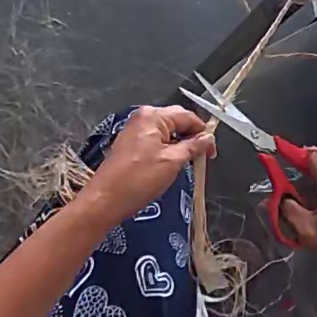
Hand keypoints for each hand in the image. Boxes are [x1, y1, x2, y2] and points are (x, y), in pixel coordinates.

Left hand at [79, 107, 214, 225]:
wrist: (104, 200)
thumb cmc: (138, 179)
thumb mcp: (172, 162)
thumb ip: (193, 147)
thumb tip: (208, 139)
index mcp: (153, 116)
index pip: (188, 117)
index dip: (203, 133)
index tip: (212, 152)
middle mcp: (143, 117)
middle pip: (177, 121)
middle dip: (192, 137)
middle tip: (203, 157)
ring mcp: (135, 130)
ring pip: (167, 132)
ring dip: (180, 144)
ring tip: (188, 163)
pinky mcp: (131, 143)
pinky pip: (156, 140)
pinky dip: (167, 149)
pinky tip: (171, 164)